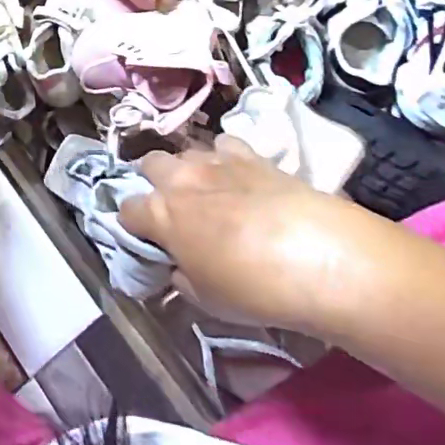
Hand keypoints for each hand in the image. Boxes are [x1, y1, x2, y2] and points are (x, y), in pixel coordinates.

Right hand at [118, 136, 396, 334]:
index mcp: (161, 213)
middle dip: (156, 181)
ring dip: (190, 168)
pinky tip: (240, 176)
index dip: (133, 224)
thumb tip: (181, 264)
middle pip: (151, 163)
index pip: (127, 209)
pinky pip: (225, 144)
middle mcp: (181, 178)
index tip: (146, 238)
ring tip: (208, 190)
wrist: (317, 256)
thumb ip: (184, 275)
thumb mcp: (207, 299)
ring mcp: (216, 160)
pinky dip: (225, 157)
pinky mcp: (251, 153)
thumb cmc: (253, 289)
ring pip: (188, 151)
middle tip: (174, 207)